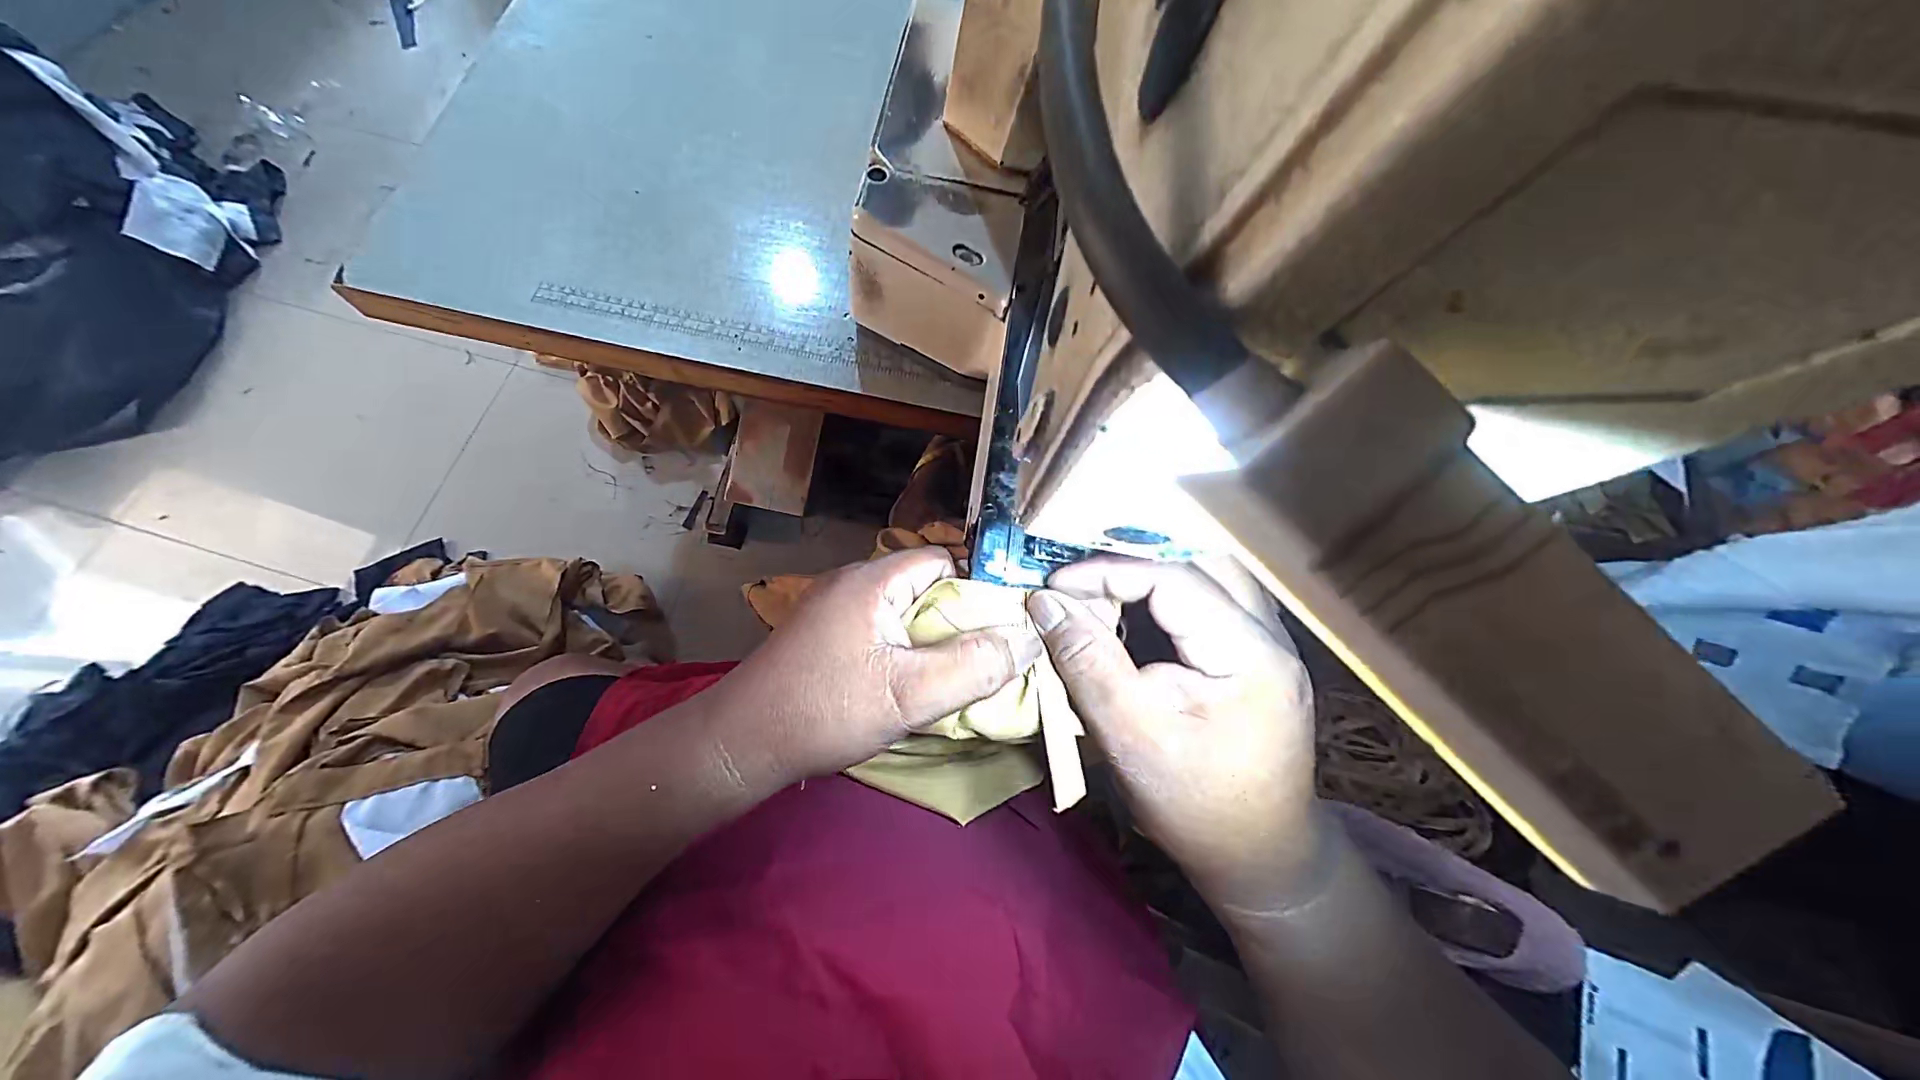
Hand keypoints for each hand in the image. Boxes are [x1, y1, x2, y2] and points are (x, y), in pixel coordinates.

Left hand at [719, 548, 1041, 779]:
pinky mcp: (827, 635)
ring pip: (907, 612)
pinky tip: (916, 682)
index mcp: (873, 580)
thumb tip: (1029, 638)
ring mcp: (836, 608)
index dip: (981, 587)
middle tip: (989, 657)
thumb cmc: (824, 712)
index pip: (945, 560)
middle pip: (927, 586)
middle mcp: (854, 582)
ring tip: (959, 674)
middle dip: (960, 619)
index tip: (1009, 624)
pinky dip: (907, 650)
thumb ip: (974, 665)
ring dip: (933, 640)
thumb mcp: (909, 694)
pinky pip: (884, 630)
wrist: (741, 744)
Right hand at [1027, 557, 1319, 909]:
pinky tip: (1141, 611)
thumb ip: (1086, 661)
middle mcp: (1271, 638)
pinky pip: (1216, 599)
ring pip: (1210, 574)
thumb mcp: (1129, 735)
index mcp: (1250, 654)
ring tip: (1105, 591)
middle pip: (1197, 562)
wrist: (1260, 857)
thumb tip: (1045, 603)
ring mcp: (1272, 646)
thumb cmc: (1195, 806)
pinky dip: (1173, 593)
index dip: (1106, 571)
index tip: (1054, 587)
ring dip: (1155, 573)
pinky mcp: (1261, 657)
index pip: (1172, 577)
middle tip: (1079, 586)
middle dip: (1131, 565)